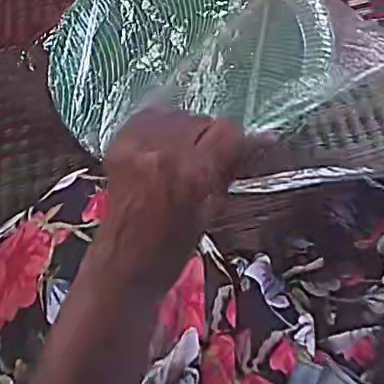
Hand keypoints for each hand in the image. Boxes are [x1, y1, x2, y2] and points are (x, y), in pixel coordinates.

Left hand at [91, 109, 261, 294]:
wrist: (121, 268)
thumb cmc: (171, 251)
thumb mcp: (211, 211)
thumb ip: (232, 168)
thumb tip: (265, 140)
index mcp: (193, 173)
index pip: (228, 130)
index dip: (237, 141)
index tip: (238, 151)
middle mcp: (164, 152)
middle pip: (203, 119)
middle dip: (210, 138)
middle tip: (207, 161)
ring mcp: (138, 146)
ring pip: (178, 115)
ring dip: (186, 132)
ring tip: (181, 157)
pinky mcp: (119, 144)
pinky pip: (150, 117)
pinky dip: (160, 128)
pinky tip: (161, 149)